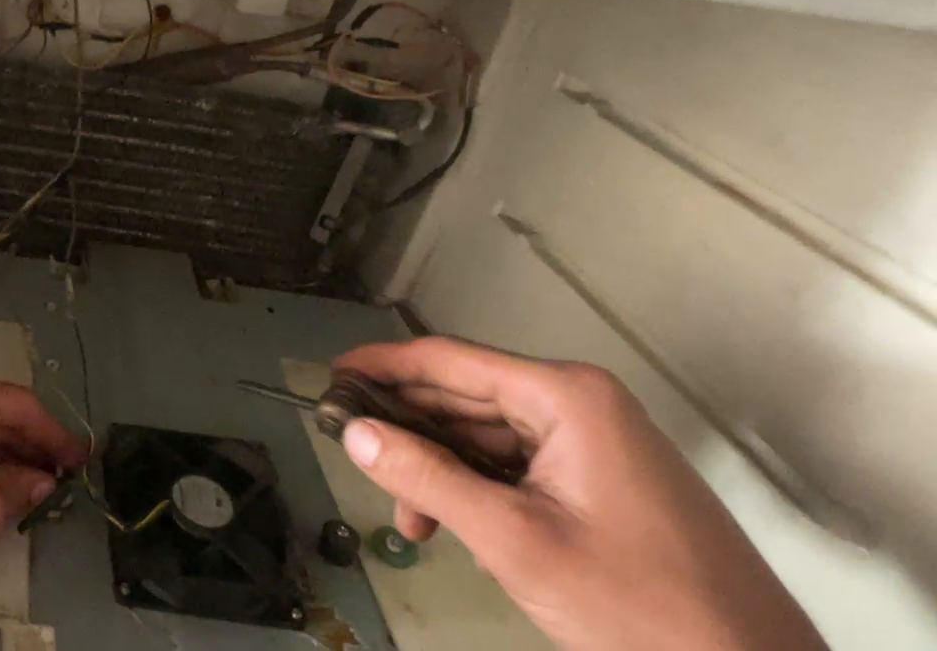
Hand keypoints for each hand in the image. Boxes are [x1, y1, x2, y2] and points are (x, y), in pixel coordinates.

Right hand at [332, 337, 826, 650]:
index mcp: (563, 396)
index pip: (446, 359)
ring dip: (437, 468)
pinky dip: (473, 487)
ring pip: (483, 433)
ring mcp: (592, 440)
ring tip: (408, 516)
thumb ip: (425, 477)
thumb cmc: (635, 604)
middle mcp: (577, 402)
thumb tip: (352, 432)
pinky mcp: (598, 477)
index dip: (380, 364)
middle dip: (406, 428)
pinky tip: (449, 524)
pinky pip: (513, 463)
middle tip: (350, 451)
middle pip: (462, 394)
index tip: (327, 378)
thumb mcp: (513, 540)